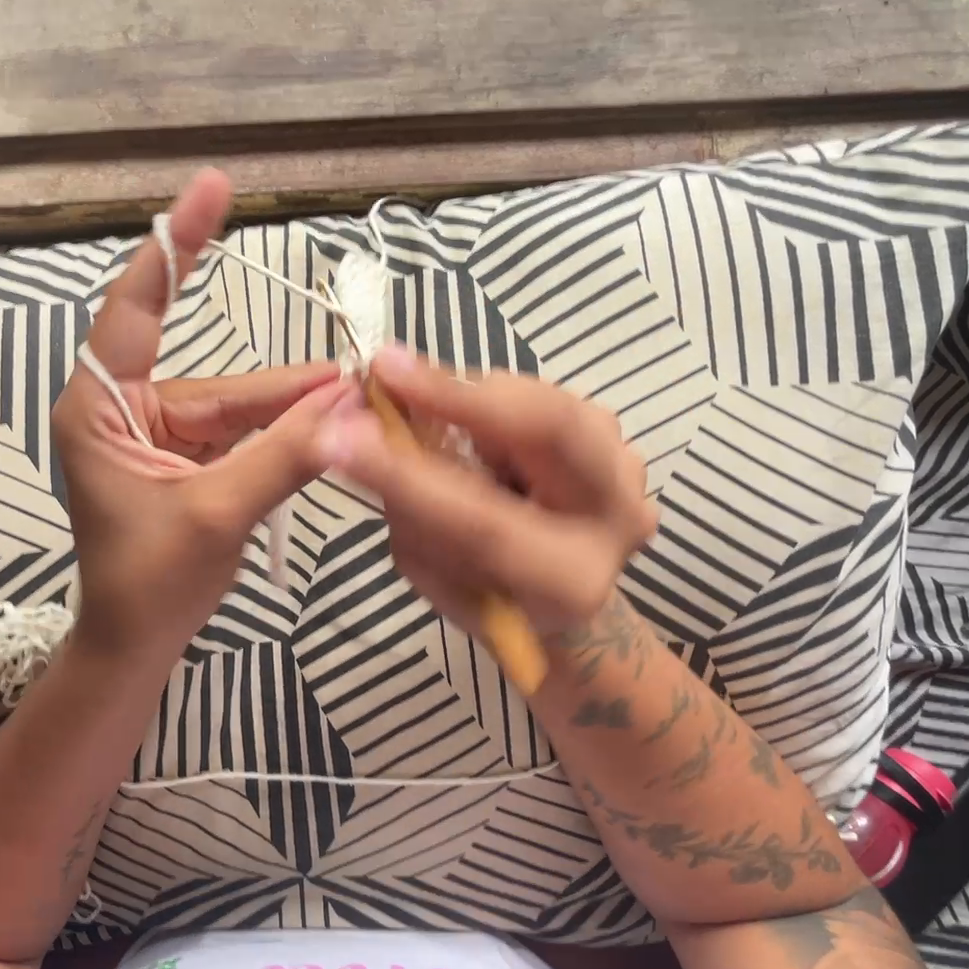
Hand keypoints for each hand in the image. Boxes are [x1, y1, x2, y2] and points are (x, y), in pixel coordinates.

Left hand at [53, 170, 353, 656]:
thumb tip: (349, 403)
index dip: (175, 246)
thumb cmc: (149, 584)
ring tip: (358, 402)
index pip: (136, 310)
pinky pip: (239, 434)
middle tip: (354, 368)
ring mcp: (156, 436)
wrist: (133, 645)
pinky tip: (329, 425)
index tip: (214, 187)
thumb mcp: (216, 515)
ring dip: (293, 408)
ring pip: (236, 407)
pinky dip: (282, 432)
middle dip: (284, 381)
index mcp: (101, 410)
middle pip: (214, 376)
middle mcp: (124, 410)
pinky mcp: (183, 461)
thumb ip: (281, 454)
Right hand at [317, 346, 657, 636]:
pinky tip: (462, 409)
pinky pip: (546, 396)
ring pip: (544, 400)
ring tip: (414, 394)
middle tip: (386, 368)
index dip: (408, 476)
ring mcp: (629, 469)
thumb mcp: (436, 574)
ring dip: (469, 394)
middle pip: (548, 429)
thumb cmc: (491, 598)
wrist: (569, 600)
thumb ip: (409, 511)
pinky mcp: (619, 439)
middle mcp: (618, 518)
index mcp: (569, 579)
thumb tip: (353, 435)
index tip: (340, 436)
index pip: (482, 522)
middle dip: (460, 393)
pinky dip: (490, 396)